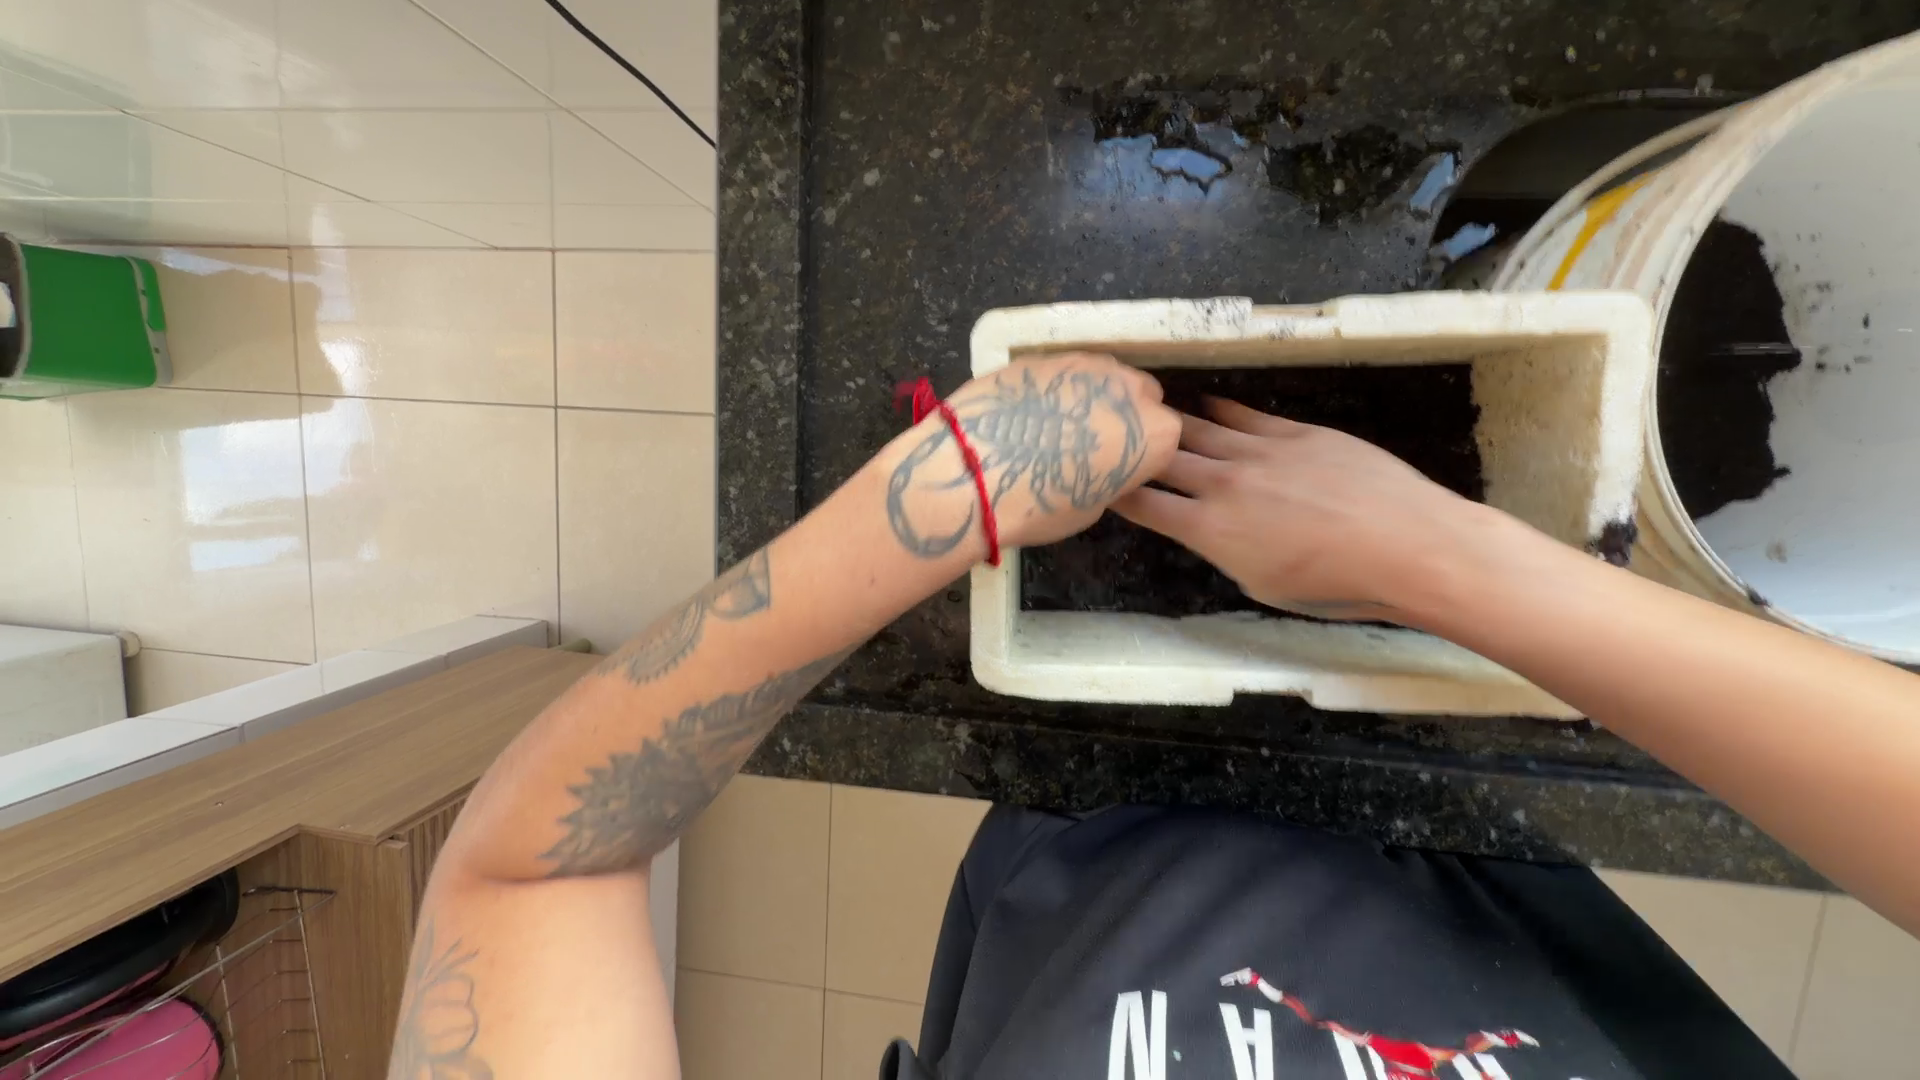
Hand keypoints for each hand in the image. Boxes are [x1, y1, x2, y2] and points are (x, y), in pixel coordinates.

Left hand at [883, 352, 1179, 557]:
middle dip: (1121, 416)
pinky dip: (1052, 390)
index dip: (1139, 456)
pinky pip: (1061, 372)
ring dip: (1089, 397)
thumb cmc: (1038, 503)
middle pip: (1139, 396)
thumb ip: (1112, 474)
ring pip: (1101, 377)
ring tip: (1053, 428)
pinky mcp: (1042, 355)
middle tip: (1086, 446)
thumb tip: (1102, 462)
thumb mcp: (1091, 506)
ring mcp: (1083, 363)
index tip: (1115, 471)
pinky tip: (1024, 414)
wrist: (972, 473)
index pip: (1164, 439)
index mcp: (1154, 431)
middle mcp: (1127, 387)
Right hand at [1112, 397, 1484, 621]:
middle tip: (1119, 439)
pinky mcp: (1293, 433)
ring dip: (1171, 424)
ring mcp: (1257, 453)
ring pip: (1198, 430)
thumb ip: (1227, 550)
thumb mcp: (1263, 585)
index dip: (1118, 494)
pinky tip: (1206, 402)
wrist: (1406, 545)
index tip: (1103, 485)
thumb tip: (1217, 530)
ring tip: (1151, 413)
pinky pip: (1243, 415)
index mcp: (1209, 531)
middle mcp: (1222, 485)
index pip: (1145, 505)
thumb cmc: (1336, 586)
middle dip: (1137, 452)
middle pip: (1163, 460)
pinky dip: (1219, 409)